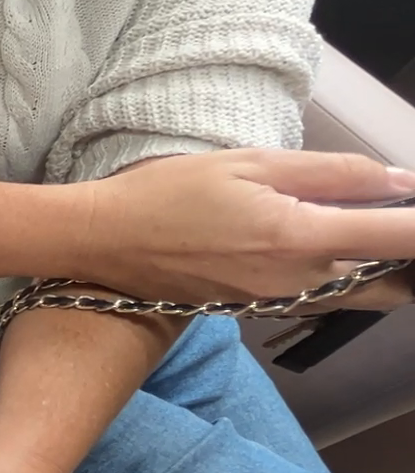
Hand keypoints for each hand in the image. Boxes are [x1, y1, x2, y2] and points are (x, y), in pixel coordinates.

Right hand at [85, 150, 414, 303]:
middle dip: (402, 258)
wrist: (90, 239)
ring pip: (349, 296)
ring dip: (367, 273)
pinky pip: (303, 300)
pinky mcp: (238, 308)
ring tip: (351, 238)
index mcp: (301, 236)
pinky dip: (322, 282)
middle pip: (393, 283)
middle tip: (387, 225)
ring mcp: (263, 300)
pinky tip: (300, 254)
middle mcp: (292, 280)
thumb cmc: (160, 194)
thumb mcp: (248, 164)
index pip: (410, 237)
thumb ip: (334, 173)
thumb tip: (401, 182)